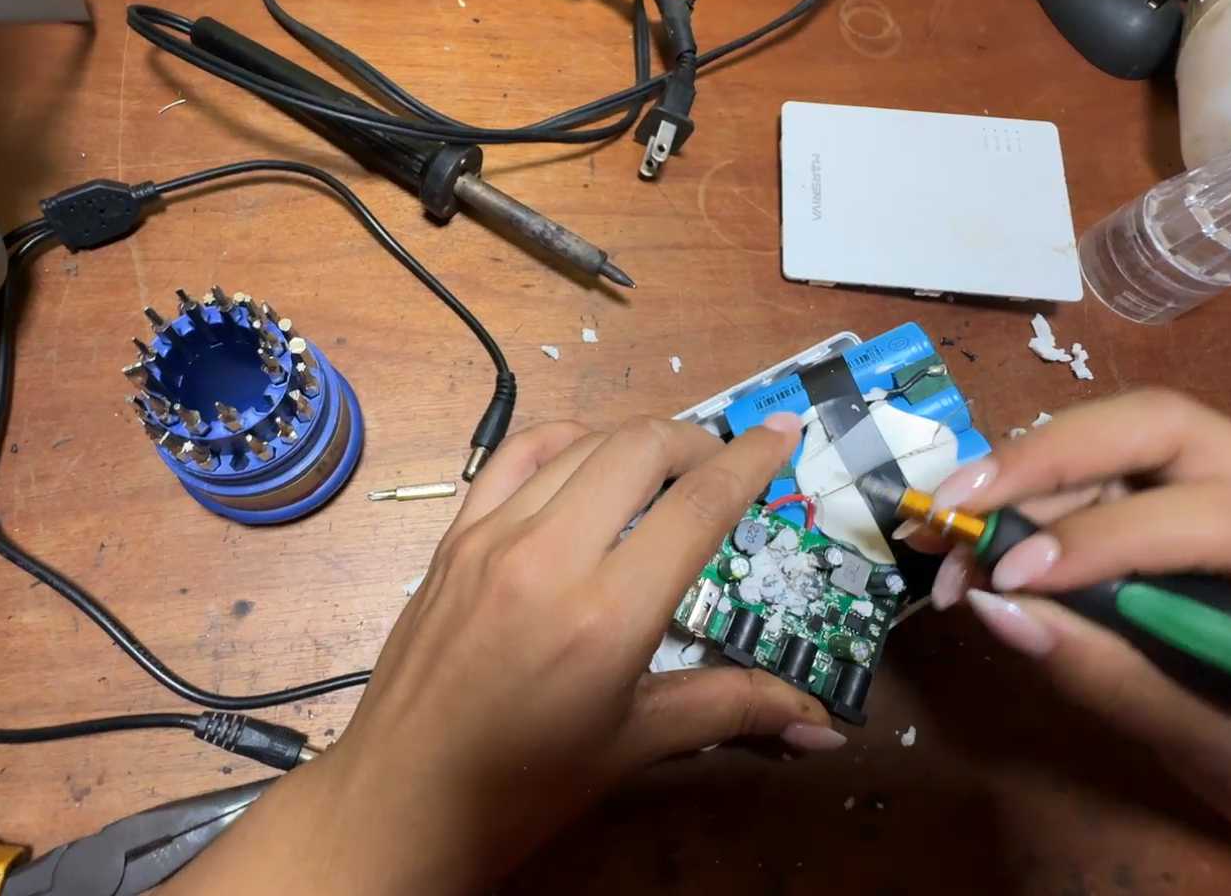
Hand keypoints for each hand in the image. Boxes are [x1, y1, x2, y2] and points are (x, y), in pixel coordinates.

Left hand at [173, 413, 841, 895]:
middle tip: (720, 466)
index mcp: (607, 613)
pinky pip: (514, 455)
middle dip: (694, 441)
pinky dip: (563, 440)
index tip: (782, 433)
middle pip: (639, 448)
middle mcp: (551, 553)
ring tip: (661, 466)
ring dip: (634, 440)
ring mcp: (493, 534)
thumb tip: (827, 729)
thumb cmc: (528, 782)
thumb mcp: (636, 742)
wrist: (403, 797)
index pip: (697, 505)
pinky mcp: (455, 532)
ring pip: (581, 442)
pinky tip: (583, 458)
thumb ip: (735, 709)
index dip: (750, 460)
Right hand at [906, 389, 1230, 868]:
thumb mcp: (1208, 744)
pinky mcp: (1163, 490)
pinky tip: (964, 546)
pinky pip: (1079, 470)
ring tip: (941, 542)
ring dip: (1008, 483)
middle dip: (1045, 457)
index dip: (1112, 536)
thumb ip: (1106, 675)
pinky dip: (1009, 501)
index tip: (1014, 577)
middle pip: (1161, 428)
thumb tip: (990, 605)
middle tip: (956, 501)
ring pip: (1105, 440)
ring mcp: (1225, 483)